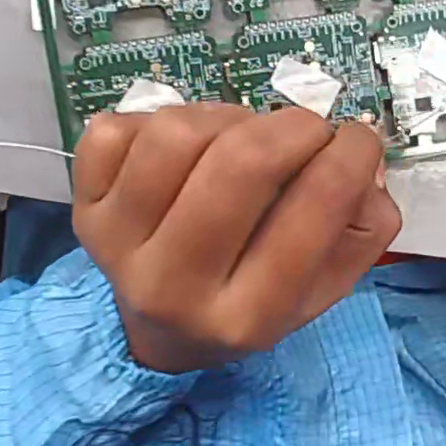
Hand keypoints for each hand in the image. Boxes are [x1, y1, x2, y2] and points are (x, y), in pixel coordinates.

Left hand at [72, 104, 401, 373]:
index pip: (311, 213)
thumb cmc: (247, 300)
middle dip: (292, 126)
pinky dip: (154, 120)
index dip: (350, 155)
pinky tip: (180, 150)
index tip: (357, 138)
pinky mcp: (82, 208)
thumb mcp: (318, 289)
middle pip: (239, 164)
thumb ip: (360, 232)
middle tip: (305, 129)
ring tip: (238, 137)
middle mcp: (173, 286)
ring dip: (225, 117)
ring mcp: (115, 244)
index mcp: (246, 317)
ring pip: (176, 134)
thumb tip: (363, 161)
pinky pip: (115, 129)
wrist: (157, 328)